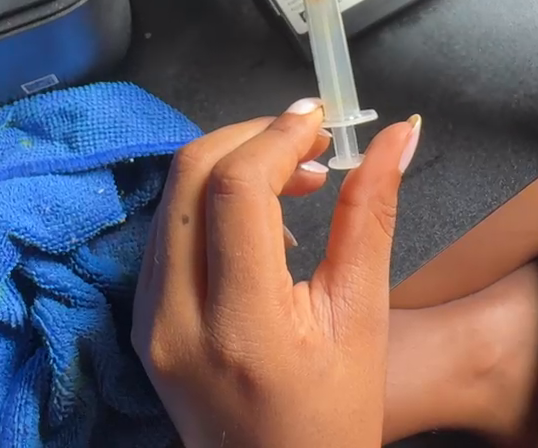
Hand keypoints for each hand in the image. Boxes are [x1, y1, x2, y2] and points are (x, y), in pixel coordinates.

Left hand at [132, 101, 420, 447]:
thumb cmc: (333, 417)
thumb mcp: (364, 319)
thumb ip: (372, 215)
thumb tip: (399, 134)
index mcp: (241, 327)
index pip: (237, 190)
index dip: (277, 138)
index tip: (318, 120)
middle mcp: (173, 316)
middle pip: (191, 174)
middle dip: (251, 136)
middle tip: (309, 142)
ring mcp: (145, 315)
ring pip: (175, 192)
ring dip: (232, 161)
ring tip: (295, 176)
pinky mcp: (138, 311)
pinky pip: (169, 223)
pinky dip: (212, 195)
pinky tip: (258, 213)